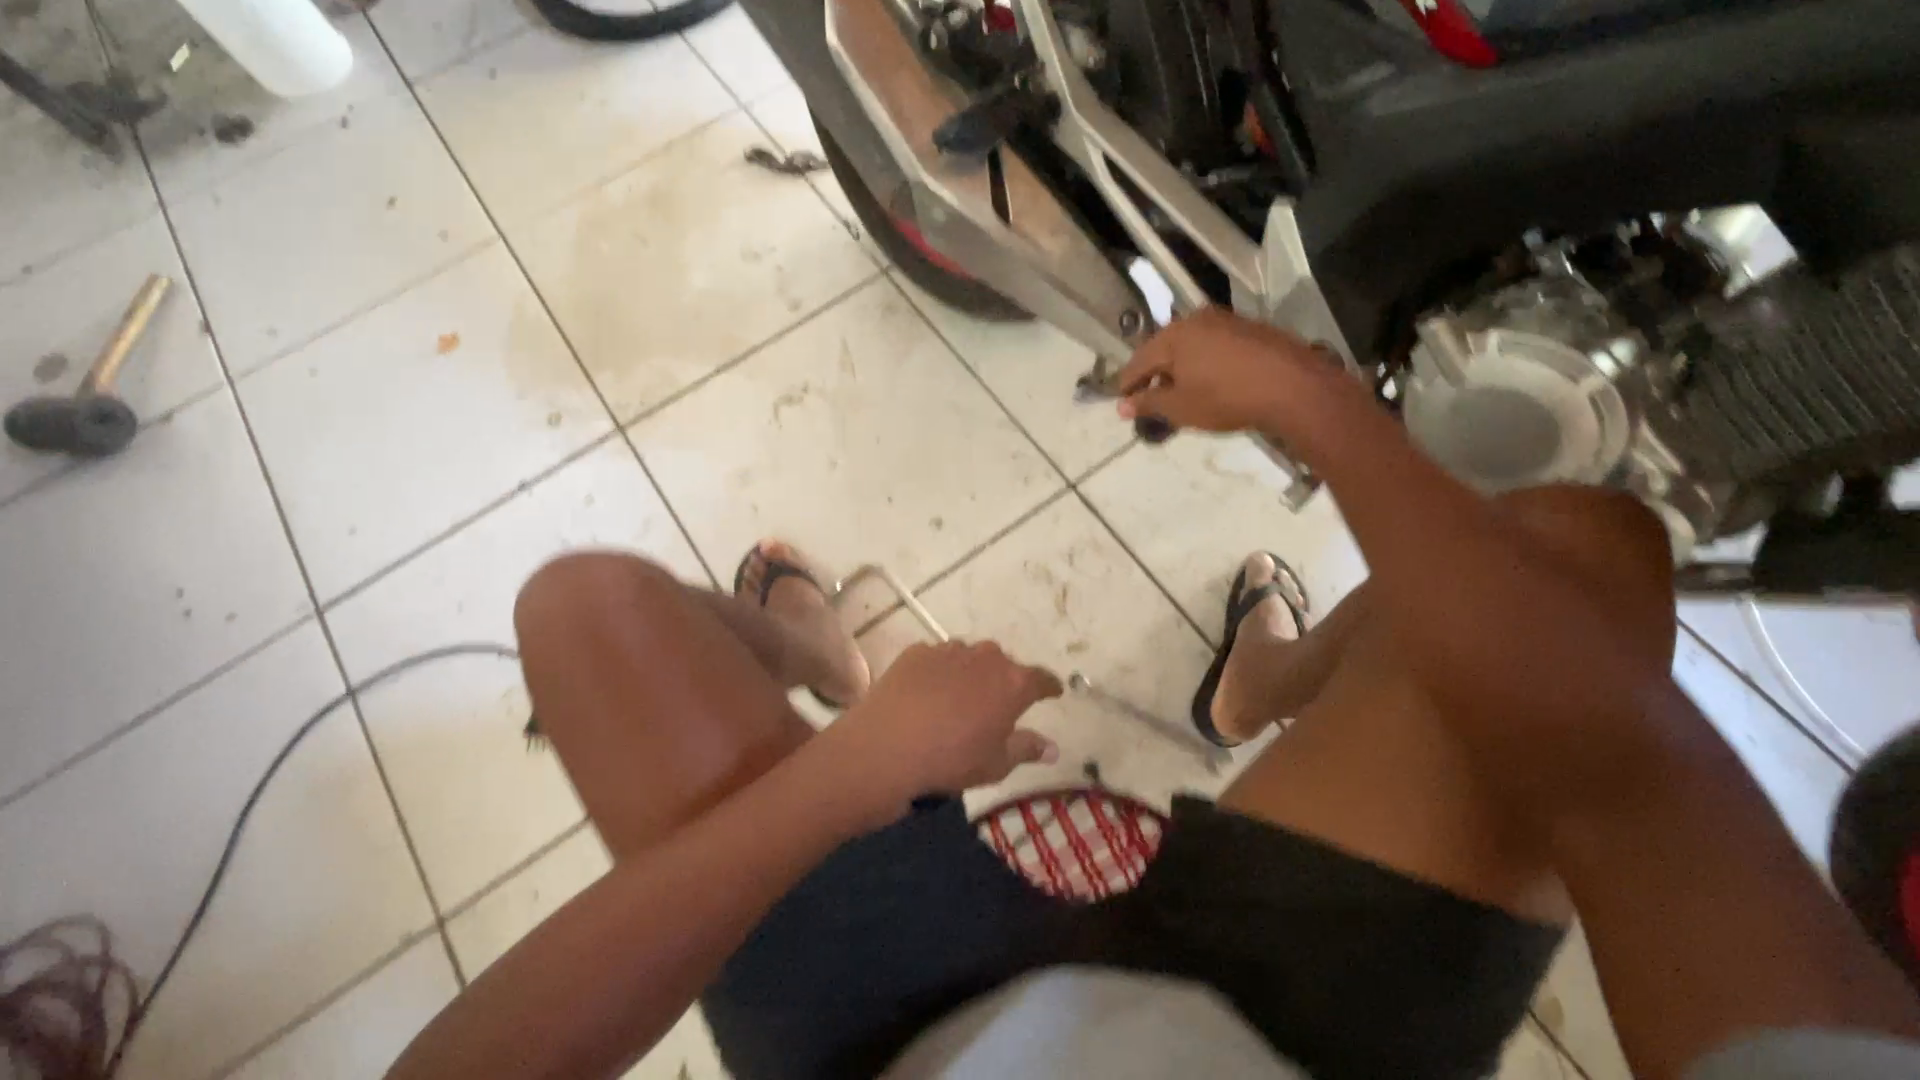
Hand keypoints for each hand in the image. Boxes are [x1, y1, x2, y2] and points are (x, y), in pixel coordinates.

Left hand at [823, 641, 1062, 824]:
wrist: (886, 746)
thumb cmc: (951, 760)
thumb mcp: (995, 765)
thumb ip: (1027, 749)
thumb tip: (1053, 747)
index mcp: (1013, 683)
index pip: (1042, 679)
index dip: (1049, 687)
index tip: (1052, 693)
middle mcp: (985, 657)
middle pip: (1004, 665)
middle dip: (1004, 681)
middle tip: (997, 705)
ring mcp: (949, 650)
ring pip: (969, 658)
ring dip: (970, 674)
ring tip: (959, 699)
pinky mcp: (916, 652)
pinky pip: (937, 659)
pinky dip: (939, 673)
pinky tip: (928, 695)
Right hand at [1115, 307, 1357, 434]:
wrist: (1293, 386)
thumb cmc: (1226, 398)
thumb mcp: (1180, 407)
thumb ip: (1148, 403)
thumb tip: (1123, 405)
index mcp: (1173, 335)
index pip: (1138, 360)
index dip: (1128, 384)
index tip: (1123, 404)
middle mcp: (1196, 320)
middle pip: (1164, 348)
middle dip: (1154, 374)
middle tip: (1150, 398)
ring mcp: (1226, 321)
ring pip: (1191, 345)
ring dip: (1181, 367)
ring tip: (1180, 392)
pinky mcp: (1250, 329)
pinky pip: (1214, 345)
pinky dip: (1204, 363)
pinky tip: (1210, 382)